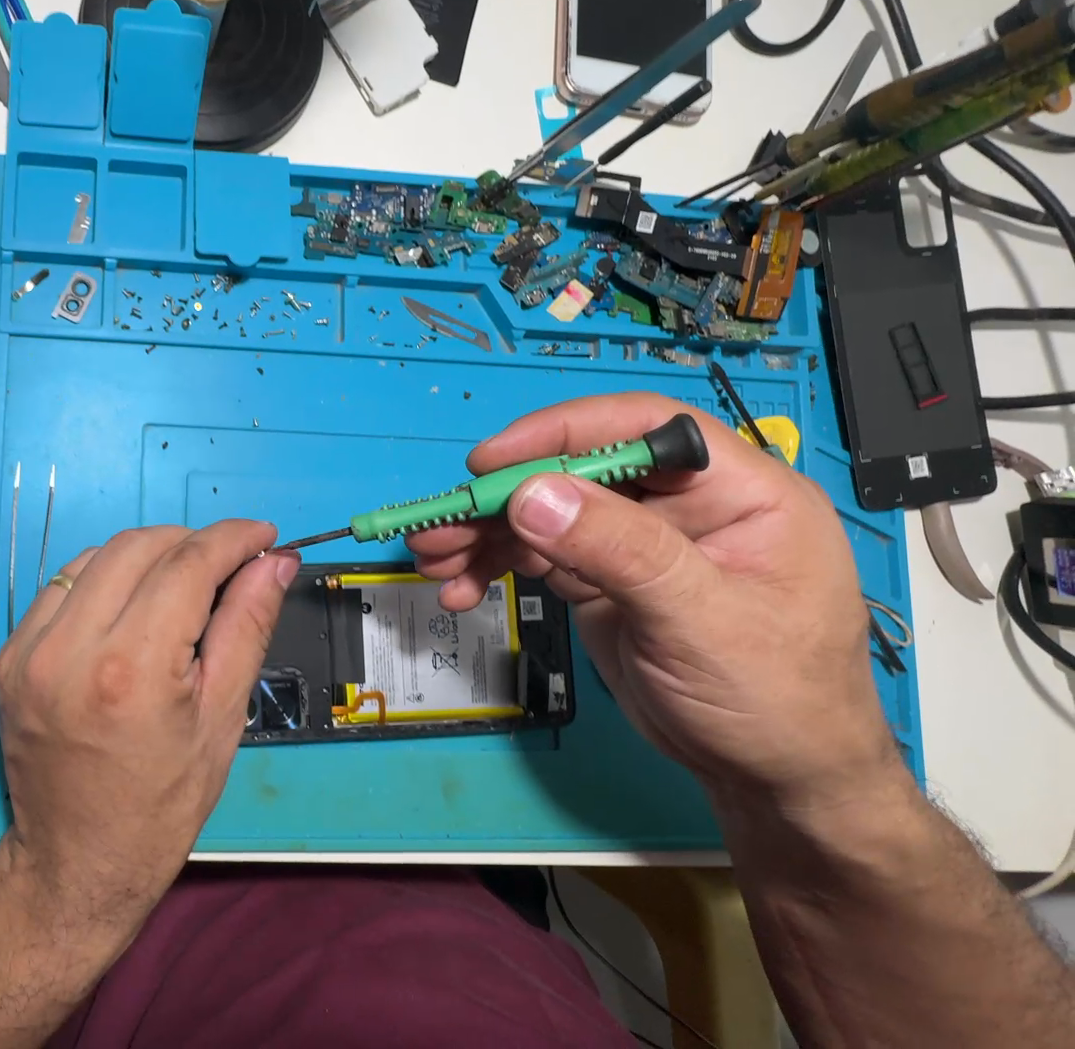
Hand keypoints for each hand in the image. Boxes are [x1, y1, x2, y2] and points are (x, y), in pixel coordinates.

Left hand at [0, 522, 297, 928]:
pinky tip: (130, 607)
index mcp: (131, 670)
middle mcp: (69, 648)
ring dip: (146, 555)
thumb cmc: (162, 805)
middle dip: (191, 541)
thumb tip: (274, 564)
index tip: (262, 536)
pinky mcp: (9, 657)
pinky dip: (103, 580)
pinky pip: (62, 587)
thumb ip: (247, 626)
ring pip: (95, 557)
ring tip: (182, 585)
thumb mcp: (222, 719)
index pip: (187, 565)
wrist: (77, 861)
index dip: (232, 539)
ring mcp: (29, 650)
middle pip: (137, 546)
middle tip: (228, 564)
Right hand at [407, 393, 904, 812]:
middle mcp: (676, 506)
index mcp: (735, 492)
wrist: (768, 777)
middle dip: (499, 497)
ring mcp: (631, 543)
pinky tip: (460, 589)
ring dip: (481, 535)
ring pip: (541, 513)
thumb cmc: (772, 698)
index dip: (563, 432)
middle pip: (573, 472)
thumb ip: (621, 552)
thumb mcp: (703, 622)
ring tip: (433, 560)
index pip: (643, 428)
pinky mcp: (597, 579)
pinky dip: (491, 567)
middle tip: (439, 524)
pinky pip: (532, 556)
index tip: (491, 461)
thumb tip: (531, 495)